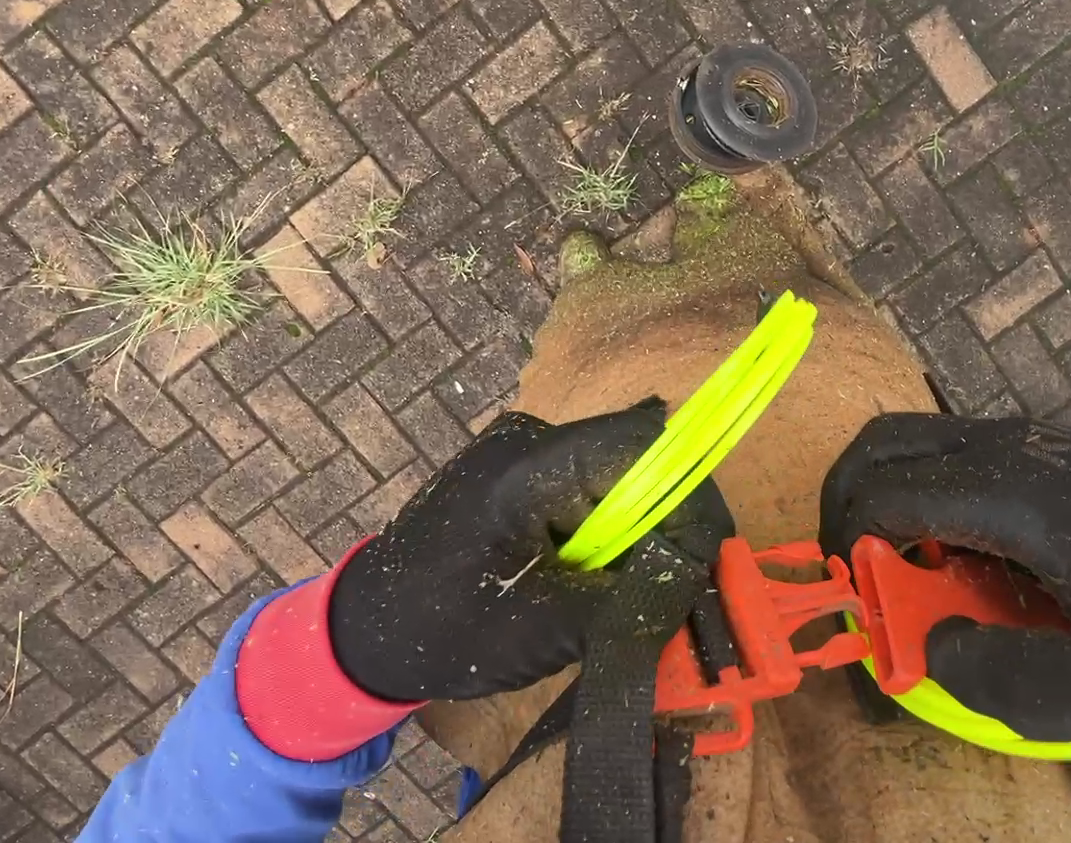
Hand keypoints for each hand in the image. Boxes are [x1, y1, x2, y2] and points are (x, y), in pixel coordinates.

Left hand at [328, 400, 731, 702]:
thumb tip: (699, 577)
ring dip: (641, 524)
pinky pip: (592, 483)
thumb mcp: (545, 629)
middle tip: (680, 579)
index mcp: (526, 467)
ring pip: (619, 470)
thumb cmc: (442, 631)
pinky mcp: (524, 467)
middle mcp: (529, 438)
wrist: (364, 628)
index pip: (639, 444)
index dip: (688, 492)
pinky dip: (612, 525)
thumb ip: (629, 597)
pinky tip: (601, 568)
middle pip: (635, 453)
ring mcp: (524, 448)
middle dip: (669, 516)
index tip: (706, 555)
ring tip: (635, 583)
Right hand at [819, 415, 1070, 744]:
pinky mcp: (1041, 447)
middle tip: (858, 576)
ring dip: (882, 497)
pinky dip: (921, 494)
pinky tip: (962, 554)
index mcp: (1022, 498)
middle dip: (844, 507)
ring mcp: (1026, 438)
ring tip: (906, 570)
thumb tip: (930, 646)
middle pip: (880, 445)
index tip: (860, 605)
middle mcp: (1010, 449)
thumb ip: (1011, 682)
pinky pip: (947, 451)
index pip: (886, 494)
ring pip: (910, 439)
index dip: (850, 548)